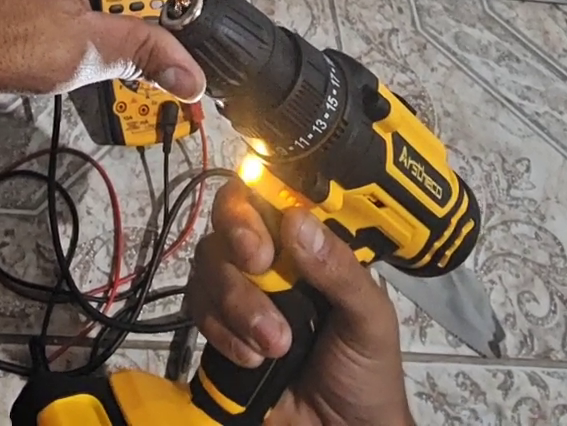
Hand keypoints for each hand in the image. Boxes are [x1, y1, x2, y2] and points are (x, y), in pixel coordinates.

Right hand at [187, 181, 412, 425]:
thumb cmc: (366, 373)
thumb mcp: (369, 319)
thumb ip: (340, 270)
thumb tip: (297, 219)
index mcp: (307, 242)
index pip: (271, 193)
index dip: (256, 197)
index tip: (264, 231)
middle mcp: (269, 255)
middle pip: (229, 215)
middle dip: (237, 239)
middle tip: (258, 268)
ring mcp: (240, 287)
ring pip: (209, 259)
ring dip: (237, 301)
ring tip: (275, 345)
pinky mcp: (218, 323)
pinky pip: (198, 305)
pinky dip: (220, 330)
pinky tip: (251, 358)